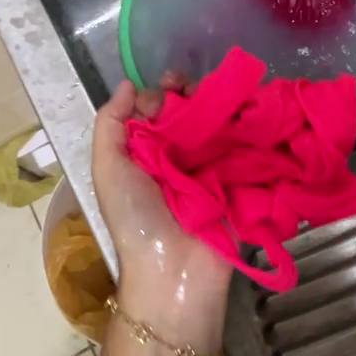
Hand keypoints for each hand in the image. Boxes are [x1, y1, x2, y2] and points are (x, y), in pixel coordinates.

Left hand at [93, 76, 231, 347]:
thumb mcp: (108, 169)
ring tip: (221, 96)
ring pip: (216, 121)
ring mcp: (211, 165)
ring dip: (219, 103)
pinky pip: (244, 142)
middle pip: (188, 110)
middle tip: (193, 89)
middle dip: (191, 92)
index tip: (165, 96)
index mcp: (146, 151)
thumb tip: (128, 83)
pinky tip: (248, 107)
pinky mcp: (239, 177)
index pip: (155, 109)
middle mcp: (178, 154)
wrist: (174, 272)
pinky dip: (247, 123)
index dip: (159, 95)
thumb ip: (110, 123)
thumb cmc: (135, 219)